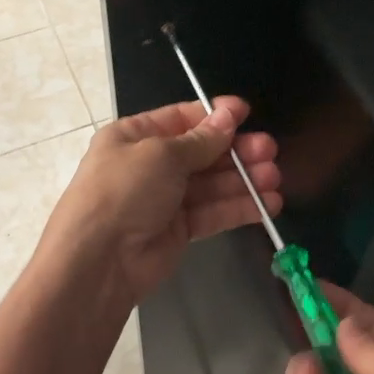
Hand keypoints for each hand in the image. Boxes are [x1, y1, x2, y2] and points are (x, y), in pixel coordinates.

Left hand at [41, 97, 281, 300]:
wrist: (98, 261)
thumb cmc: (124, 191)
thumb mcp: (161, 154)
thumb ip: (201, 140)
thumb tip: (228, 117)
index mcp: (134, 136)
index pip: (181, 118)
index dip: (214, 116)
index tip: (247, 113)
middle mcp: (150, 165)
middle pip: (202, 152)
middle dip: (236, 150)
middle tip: (270, 150)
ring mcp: (164, 199)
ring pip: (211, 183)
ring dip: (244, 180)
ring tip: (274, 178)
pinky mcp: (178, 230)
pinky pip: (212, 213)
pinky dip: (238, 208)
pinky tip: (267, 204)